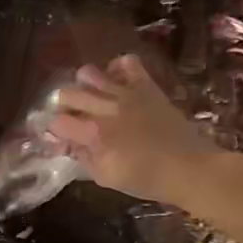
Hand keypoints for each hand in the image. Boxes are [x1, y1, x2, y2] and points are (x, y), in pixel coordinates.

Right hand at [49, 54, 224, 206]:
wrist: (190, 168)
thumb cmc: (147, 179)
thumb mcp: (107, 177)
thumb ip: (83, 158)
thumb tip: (68, 144)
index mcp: (94, 133)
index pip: (57, 122)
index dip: (53, 131)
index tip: (59, 138)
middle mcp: (105, 107)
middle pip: (67, 93)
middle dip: (63, 107)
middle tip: (73, 119)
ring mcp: (126, 92)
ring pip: (89, 73)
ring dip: (85, 86)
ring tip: (93, 99)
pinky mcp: (146, 86)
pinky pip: (127, 62)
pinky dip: (116, 68)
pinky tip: (117, 83)